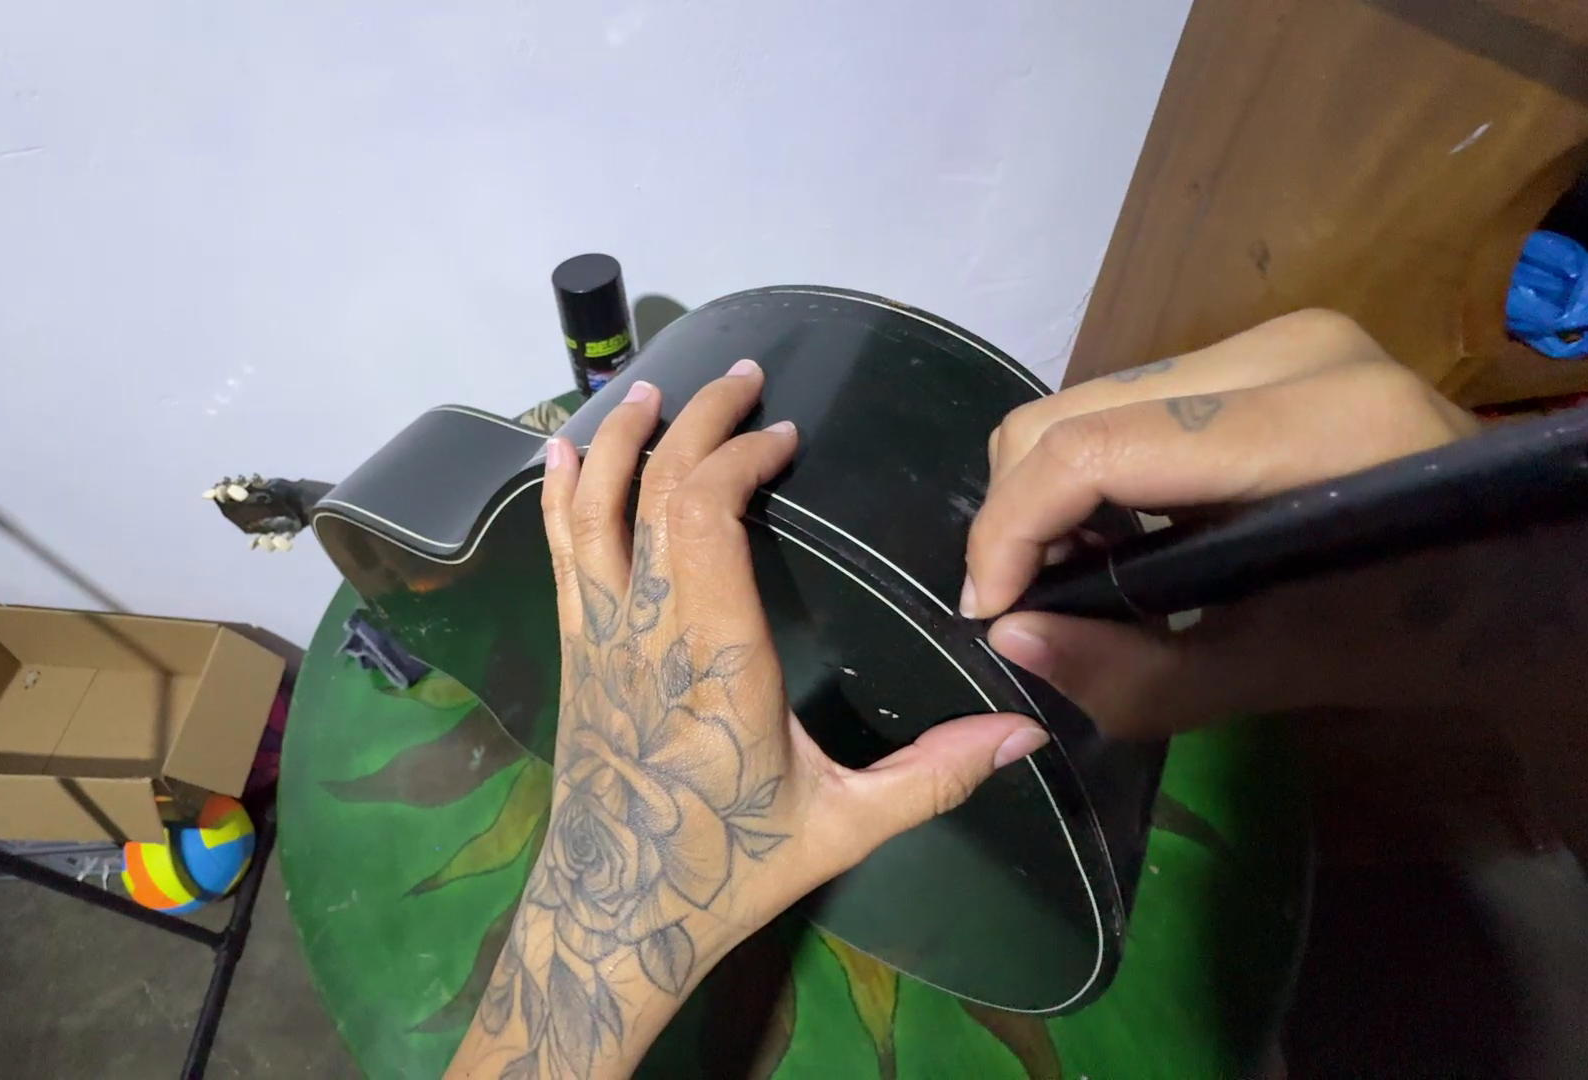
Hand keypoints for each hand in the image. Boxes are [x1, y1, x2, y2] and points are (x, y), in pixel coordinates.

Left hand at [448, 361, 1048, 1079]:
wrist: (615, 911)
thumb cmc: (727, 868)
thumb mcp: (842, 825)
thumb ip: (932, 776)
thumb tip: (1029, 732)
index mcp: (719, 659)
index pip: (709, 515)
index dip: (740, 456)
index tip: (782, 437)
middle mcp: (647, 630)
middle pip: (656, 492)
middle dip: (697, 422)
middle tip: (739, 379)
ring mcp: (597, 634)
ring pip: (593, 511)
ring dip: (620, 441)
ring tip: (653, 392)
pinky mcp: (572, 647)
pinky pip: (558, 554)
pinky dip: (559, 495)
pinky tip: (560, 454)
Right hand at [965, 309, 1479, 734]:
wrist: (1539, 564)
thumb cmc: (1425, 630)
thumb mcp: (1278, 676)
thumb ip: (1134, 675)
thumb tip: (1006, 637)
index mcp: (1316, 427)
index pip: (1091, 451)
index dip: (1009, 529)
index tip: (989, 607)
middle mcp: (1279, 352)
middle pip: (1057, 419)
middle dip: (1010, 517)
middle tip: (1020, 595)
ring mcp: (1259, 342)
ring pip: (1066, 407)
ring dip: (1034, 496)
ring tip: (1064, 566)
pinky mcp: (1241, 352)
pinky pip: (1100, 406)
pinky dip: (1069, 475)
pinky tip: (1100, 530)